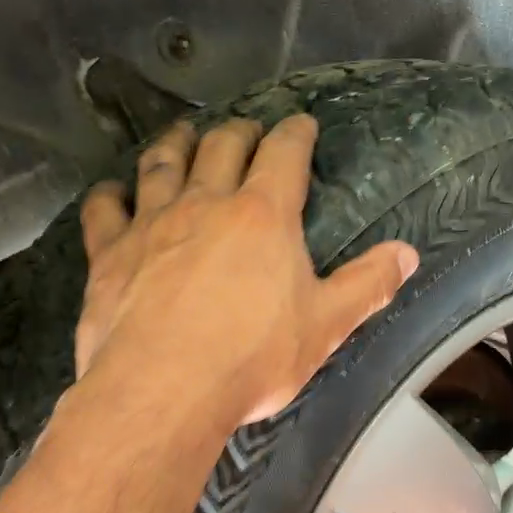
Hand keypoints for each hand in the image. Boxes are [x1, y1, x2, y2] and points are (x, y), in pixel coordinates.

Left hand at [74, 116, 418, 425]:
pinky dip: (109, 194)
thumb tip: (407, 254)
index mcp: (264, 217)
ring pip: (161, 166)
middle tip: (246, 128)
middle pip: (221, 148)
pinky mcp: (111, 255)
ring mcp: (152, 225)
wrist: (165, 389)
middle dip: (238, 131)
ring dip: (175, 144)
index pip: (284, 156)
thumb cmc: (254, 358)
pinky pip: (105, 210)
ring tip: (182, 134)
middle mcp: (206, 204)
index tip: (301, 122)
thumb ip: (368, 285)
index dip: (295, 134)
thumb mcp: (327, 325)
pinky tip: (110, 190)